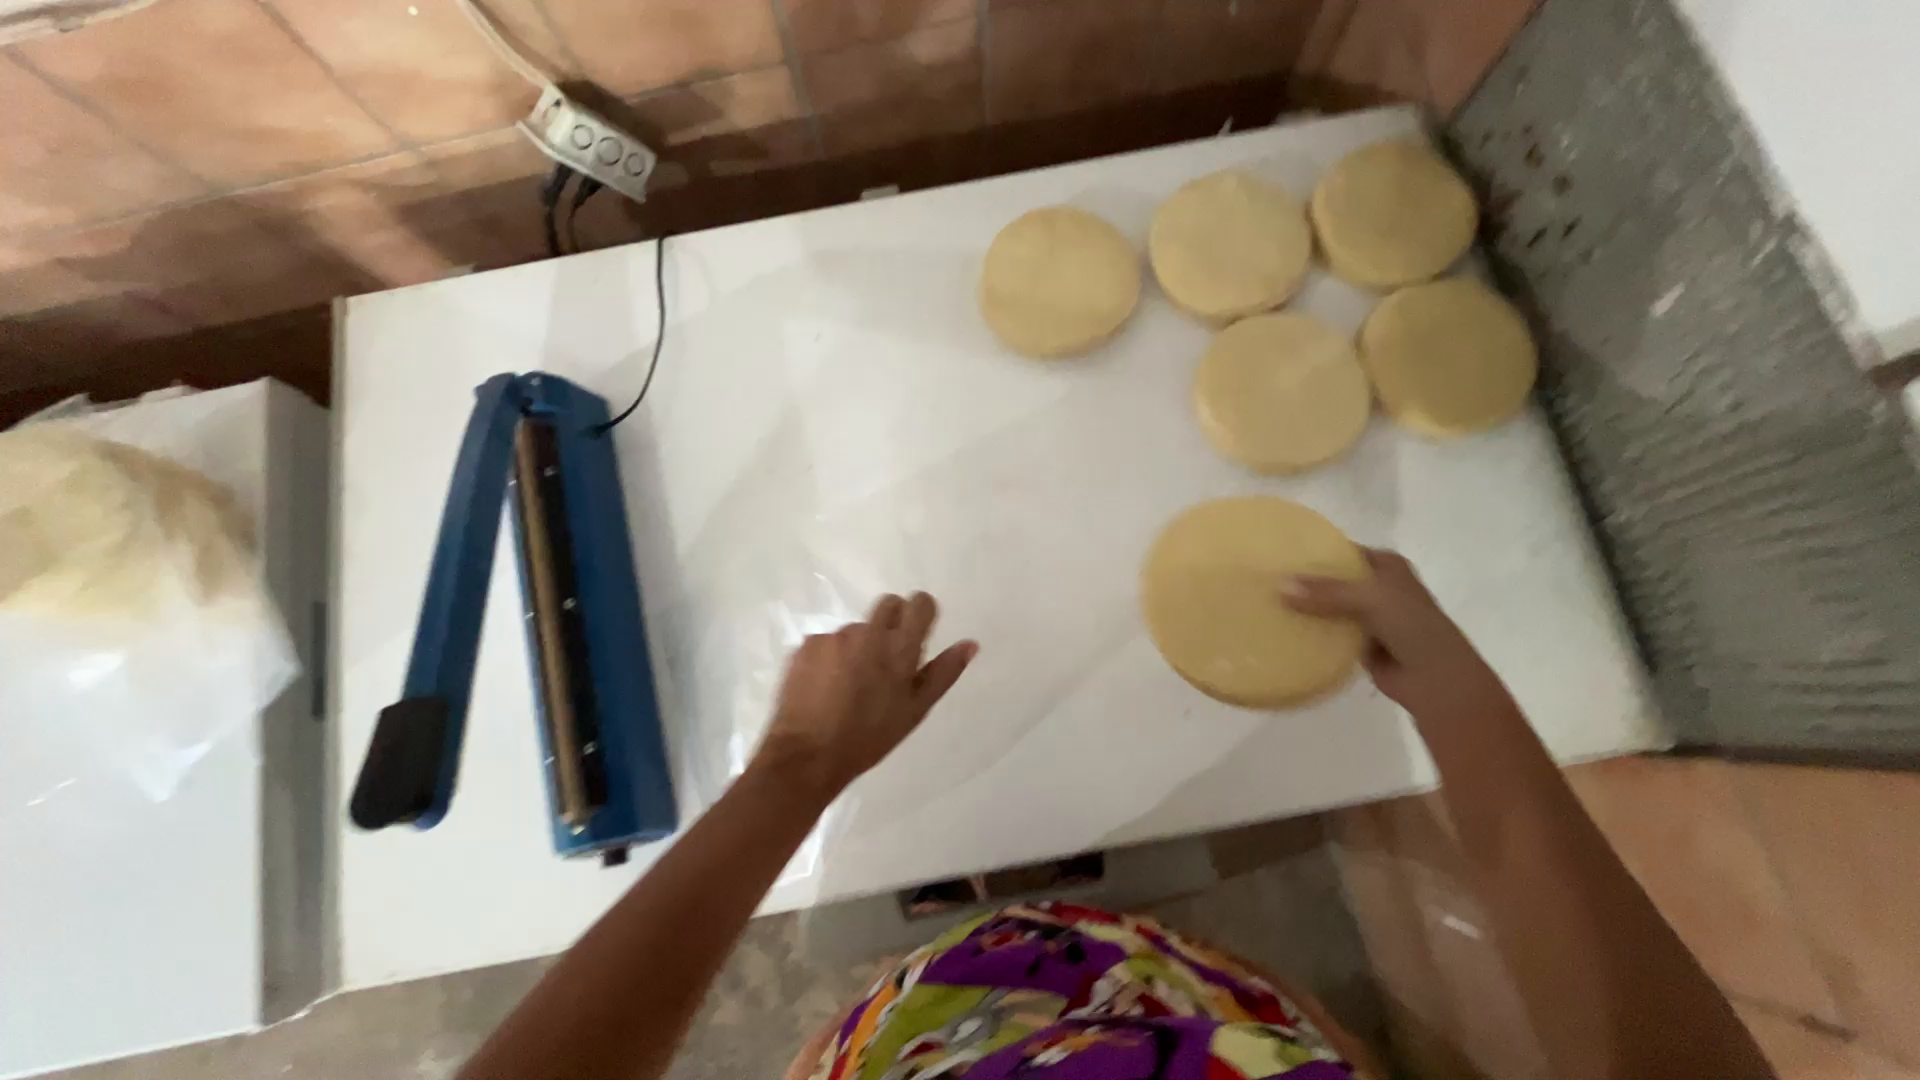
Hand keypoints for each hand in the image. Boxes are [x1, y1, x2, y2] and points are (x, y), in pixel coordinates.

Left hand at [753, 592, 977, 801]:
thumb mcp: (915, 711)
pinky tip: (826, 687)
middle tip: (885, 661)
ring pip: (857, 629)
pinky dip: (831, 658)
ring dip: (859, 646)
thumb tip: (970, 643)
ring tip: (850, 685)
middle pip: (888, 605)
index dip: (922, 613)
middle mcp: (868, 632)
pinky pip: (828, 642)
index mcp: (900, 648)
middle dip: (892, 623)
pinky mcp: (807, 645)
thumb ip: (943, 673)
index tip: (918, 634)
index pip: (920, 603)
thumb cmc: (869, 737)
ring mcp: (835, 636)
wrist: (808, 755)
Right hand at [1281, 548, 1516, 722]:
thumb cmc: (1413, 628)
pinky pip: (1327, 632)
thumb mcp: (1370, 599)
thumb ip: (1325, 592)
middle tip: (1262, 579)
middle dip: (1302, 581)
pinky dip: (1309, 632)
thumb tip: (1278, 586)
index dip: (1312, 551)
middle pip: (1331, 579)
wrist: (1436, 680)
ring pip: (1327, 606)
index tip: (1275, 553)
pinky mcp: (1358, 643)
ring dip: (1303, 608)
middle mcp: (1376, 586)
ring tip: (1263, 602)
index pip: (1341, 550)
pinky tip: (1280, 630)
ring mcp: (1367, 616)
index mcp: (1386, 565)